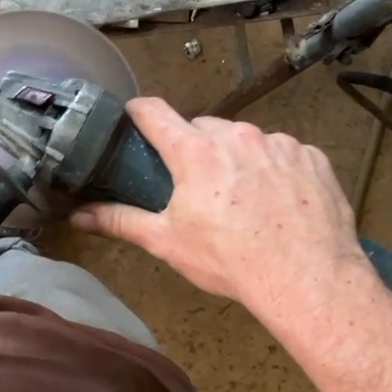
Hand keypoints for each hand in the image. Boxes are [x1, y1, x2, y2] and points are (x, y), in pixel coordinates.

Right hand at [70, 100, 368, 309]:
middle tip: (194, 184)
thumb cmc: (230, 260)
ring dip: (236, 157)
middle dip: (193, 147)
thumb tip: (78, 216)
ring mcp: (279, 144)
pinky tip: (277, 200)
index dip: (138, 113)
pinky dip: (275, 168)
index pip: (154, 111)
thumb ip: (120, 221)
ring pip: (244, 139)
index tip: (133, 120)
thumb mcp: (167, 242)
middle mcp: (237, 136)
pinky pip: (284, 152)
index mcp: (195, 151)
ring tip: (241, 197)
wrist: (309, 280)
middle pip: (202, 127)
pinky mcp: (312, 158)